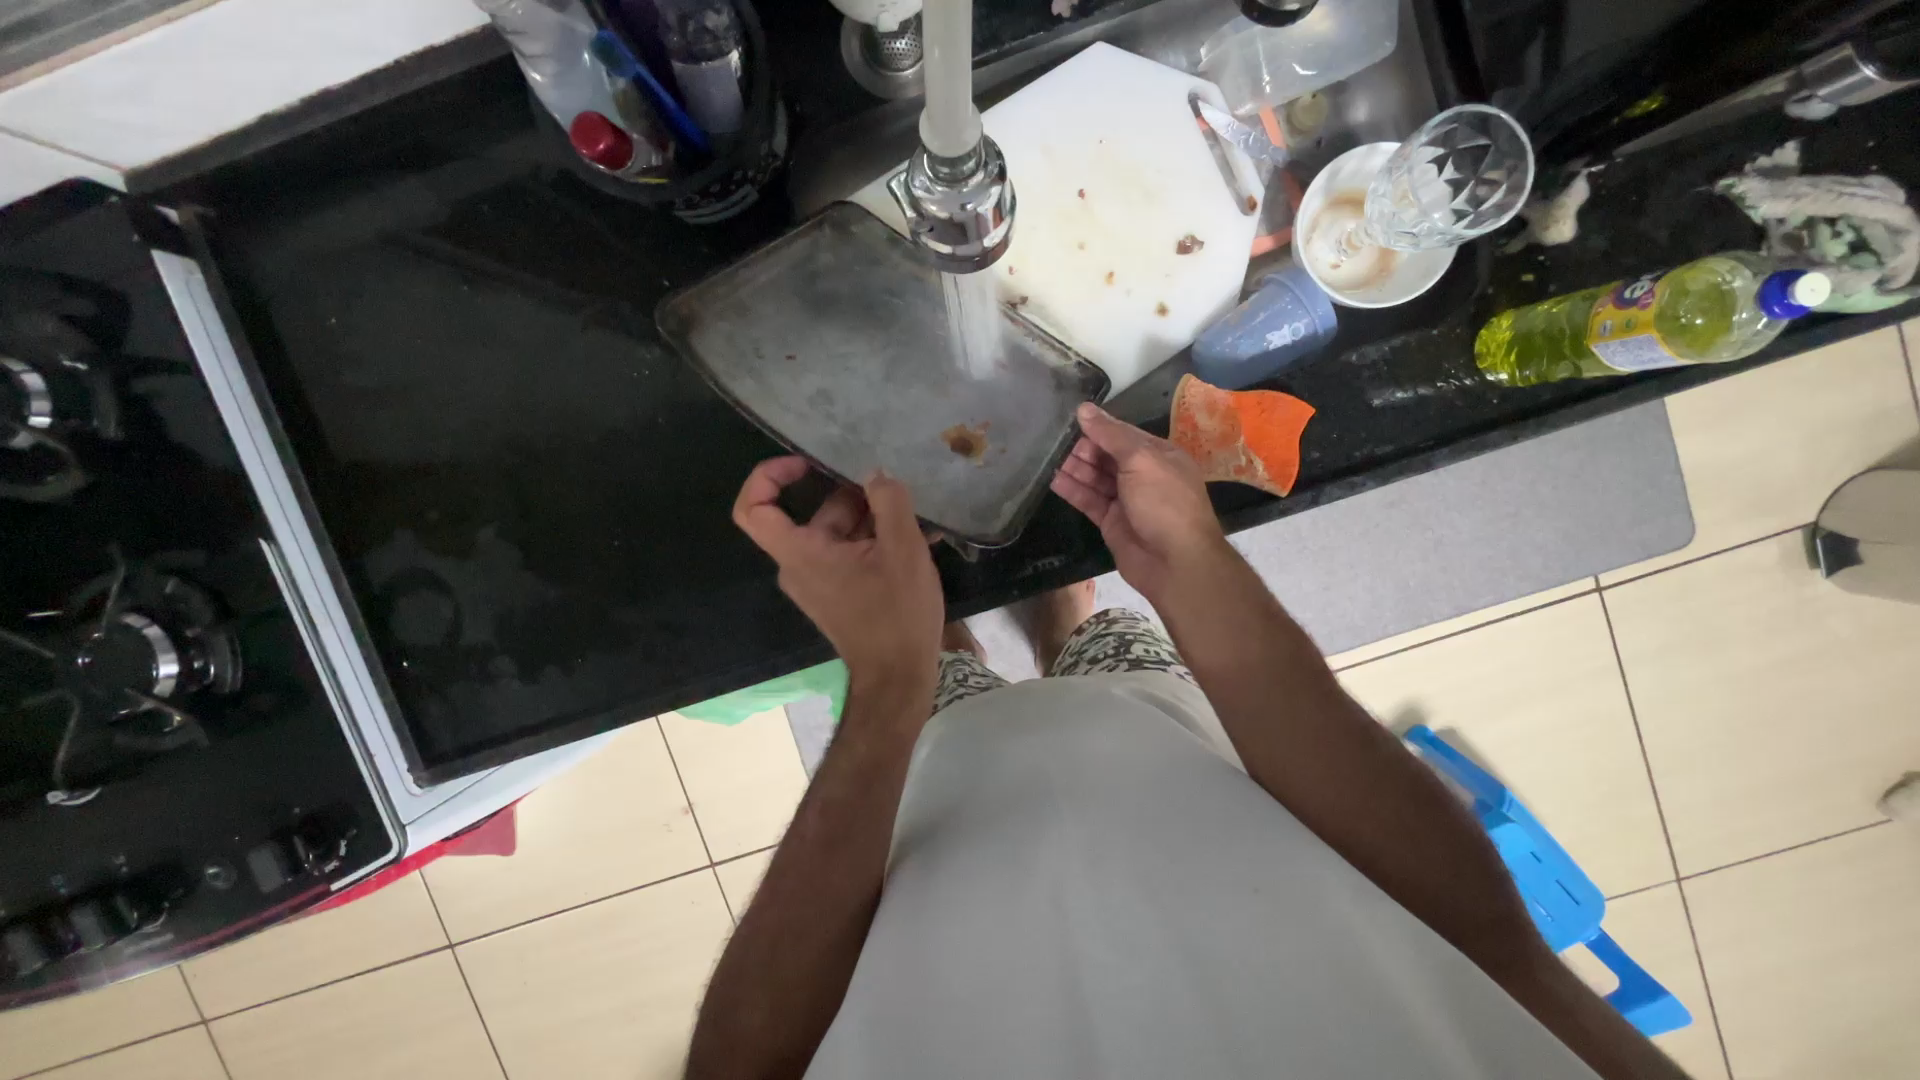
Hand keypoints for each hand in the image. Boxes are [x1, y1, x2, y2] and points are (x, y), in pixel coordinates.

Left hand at [733, 457, 943, 690]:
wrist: (899, 678)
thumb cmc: (896, 614)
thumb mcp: (903, 550)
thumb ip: (889, 502)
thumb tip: (876, 474)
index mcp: (802, 554)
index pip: (754, 509)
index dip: (769, 476)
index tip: (806, 463)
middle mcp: (800, 567)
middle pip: (814, 515)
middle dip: (855, 499)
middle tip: (898, 495)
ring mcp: (819, 583)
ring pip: (838, 534)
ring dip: (875, 521)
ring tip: (919, 518)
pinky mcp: (838, 594)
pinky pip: (849, 555)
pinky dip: (876, 543)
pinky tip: (920, 538)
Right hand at [1050, 403, 1228, 602]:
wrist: (1175, 562)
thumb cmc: (1165, 502)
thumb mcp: (1141, 459)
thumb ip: (1110, 435)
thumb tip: (1084, 409)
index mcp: (1159, 455)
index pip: (1122, 434)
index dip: (1097, 427)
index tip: (1068, 419)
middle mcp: (1143, 475)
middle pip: (1107, 455)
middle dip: (1083, 448)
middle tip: (1052, 440)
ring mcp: (1127, 500)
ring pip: (1096, 478)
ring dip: (1074, 468)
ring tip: (1045, 456)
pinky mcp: (1112, 522)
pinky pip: (1089, 501)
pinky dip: (1073, 490)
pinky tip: (1052, 479)